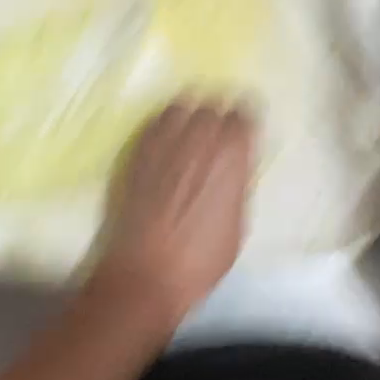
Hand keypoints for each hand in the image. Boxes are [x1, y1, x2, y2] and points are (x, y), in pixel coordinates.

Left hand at [95, 100, 255, 323]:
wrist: (145, 274)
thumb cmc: (200, 260)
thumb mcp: (238, 224)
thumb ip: (236, 186)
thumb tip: (232, 171)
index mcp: (231, 156)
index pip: (244, 114)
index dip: (244, 125)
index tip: (243, 136)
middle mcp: (198, 139)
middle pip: (211, 105)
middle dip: (217, 116)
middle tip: (217, 135)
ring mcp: (162, 143)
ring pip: (180, 106)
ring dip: (189, 115)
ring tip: (189, 133)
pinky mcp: (134, 152)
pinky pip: (153, 123)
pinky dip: (163, 126)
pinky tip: (165, 144)